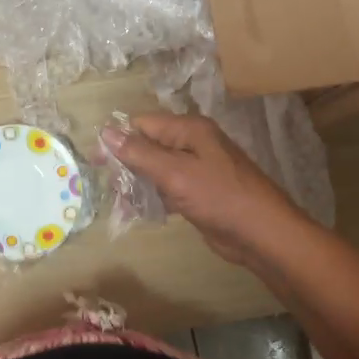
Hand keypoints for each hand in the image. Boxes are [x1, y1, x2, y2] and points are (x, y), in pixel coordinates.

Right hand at [102, 112, 308, 268]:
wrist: (262, 233)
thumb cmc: (219, 197)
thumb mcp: (174, 173)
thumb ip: (139, 153)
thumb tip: (106, 132)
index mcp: (189, 130)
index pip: (143, 124)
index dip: (118, 140)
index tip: (97, 163)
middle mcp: (193, 144)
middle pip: (148, 146)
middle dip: (126, 165)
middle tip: (112, 189)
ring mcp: (197, 169)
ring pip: (156, 169)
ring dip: (138, 184)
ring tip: (123, 205)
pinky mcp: (199, 192)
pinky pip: (168, 188)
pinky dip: (153, 197)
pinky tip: (141, 213)